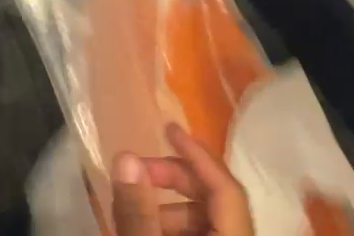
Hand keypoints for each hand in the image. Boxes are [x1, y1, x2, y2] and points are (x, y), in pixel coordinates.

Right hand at [111, 123, 254, 235]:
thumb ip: (138, 209)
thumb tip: (126, 155)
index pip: (228, 190)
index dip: (198, 156)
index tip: (167, 127)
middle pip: (215, 199)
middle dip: (173, 177)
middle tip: (135, 169)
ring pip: (204, 217)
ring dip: (165, 202)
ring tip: (130, 201)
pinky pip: (199, 232)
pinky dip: (169, 222)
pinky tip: (141, 220)